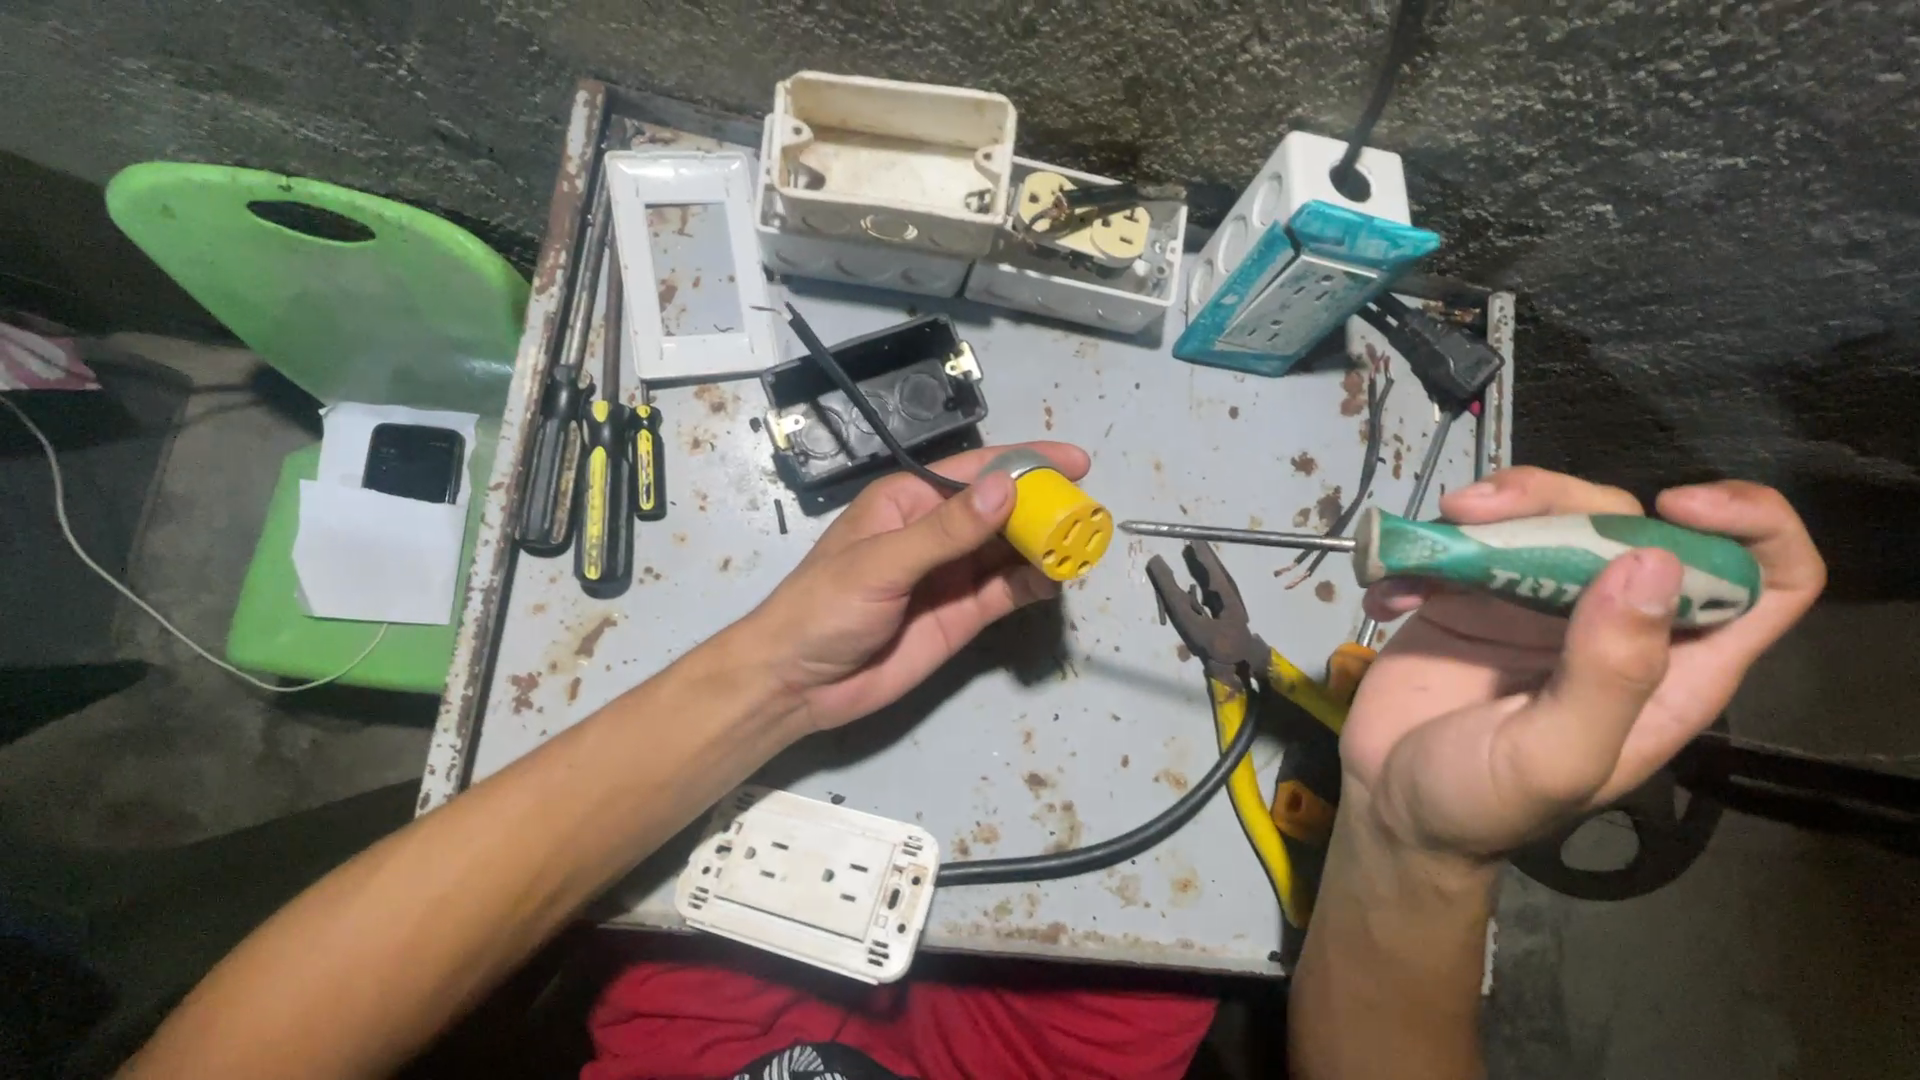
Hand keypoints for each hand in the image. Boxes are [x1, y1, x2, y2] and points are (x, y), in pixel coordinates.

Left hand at [745, 442, 1090, 730]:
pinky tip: (1056, 580)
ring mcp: (952, 574)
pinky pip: (1007, 591)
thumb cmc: (825, 608)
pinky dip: (1034, 583)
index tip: (1074, 462)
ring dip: (1045, 546)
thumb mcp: (882, 562)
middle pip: (1001, 510)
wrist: (798, 684)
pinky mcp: (962, 614)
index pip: (976, 473)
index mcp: (909, 501)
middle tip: (1088, 514)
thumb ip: (946, 530)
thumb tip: (1006, 488)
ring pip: (1010, 550)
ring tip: (1082, 546)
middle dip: (1044, 507)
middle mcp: (937, 532)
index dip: (1025, 464)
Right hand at [1340, 466, 1824, 864]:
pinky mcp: (1461, 603)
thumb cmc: (1482, 801)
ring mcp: (1528, 608)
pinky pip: (1453, 550)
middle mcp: (1606, 625)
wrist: (1390, 807)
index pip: (1763, 580)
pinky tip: (1386, 595)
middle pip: (1621, 525)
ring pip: (1539, 519)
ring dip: (1485, 509)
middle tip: (1474, 510)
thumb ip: (1609, 672)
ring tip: (1432, 527)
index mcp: (1667, 667)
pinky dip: (1416, 556)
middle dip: (1556, 499)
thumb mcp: (1555, 755)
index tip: (1673, 504)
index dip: (1745, 527)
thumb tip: (1650, 561)